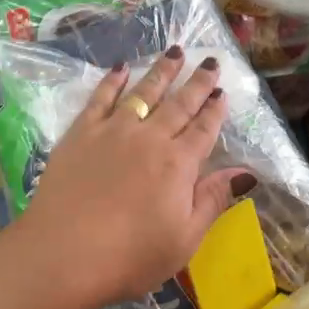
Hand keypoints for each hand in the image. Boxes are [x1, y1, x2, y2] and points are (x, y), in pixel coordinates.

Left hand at [12, 47, 257, 308]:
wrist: (63, 253)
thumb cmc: (130, 257)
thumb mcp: (184, 239)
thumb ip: (212, 200)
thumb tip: (245, 172)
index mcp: (178, 164)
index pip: (203, 129)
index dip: (215, 110)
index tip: (223, 90)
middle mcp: (150, 137)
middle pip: (179, 104)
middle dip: (197, 81)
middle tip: (210, 60)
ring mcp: (113, 130)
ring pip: (144, 92)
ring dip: (161, 70)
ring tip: (174, 51)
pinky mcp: (81, 131)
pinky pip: (101, 97)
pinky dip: (112, 80)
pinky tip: (121, 67)